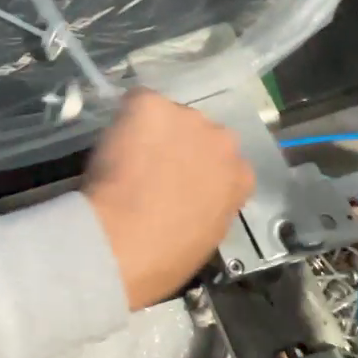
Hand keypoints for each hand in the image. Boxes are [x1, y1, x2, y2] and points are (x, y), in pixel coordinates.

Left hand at [82, 89, 253, 310]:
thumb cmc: (166, 254)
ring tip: (130, 155)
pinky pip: (137, 103)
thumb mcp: (208, 233)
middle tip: (153, 166)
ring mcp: (186, 117)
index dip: (198, 167)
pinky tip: (116, 142)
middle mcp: (222, 139)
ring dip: (153, 130)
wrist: (126, 239)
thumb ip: (209, 201)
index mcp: (241, 176)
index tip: (178, 180)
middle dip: (180, 144)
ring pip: (167, 115)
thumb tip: (190, 193)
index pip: (225, 161)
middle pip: (199, 132)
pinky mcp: (150, 103)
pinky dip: (126, 117)